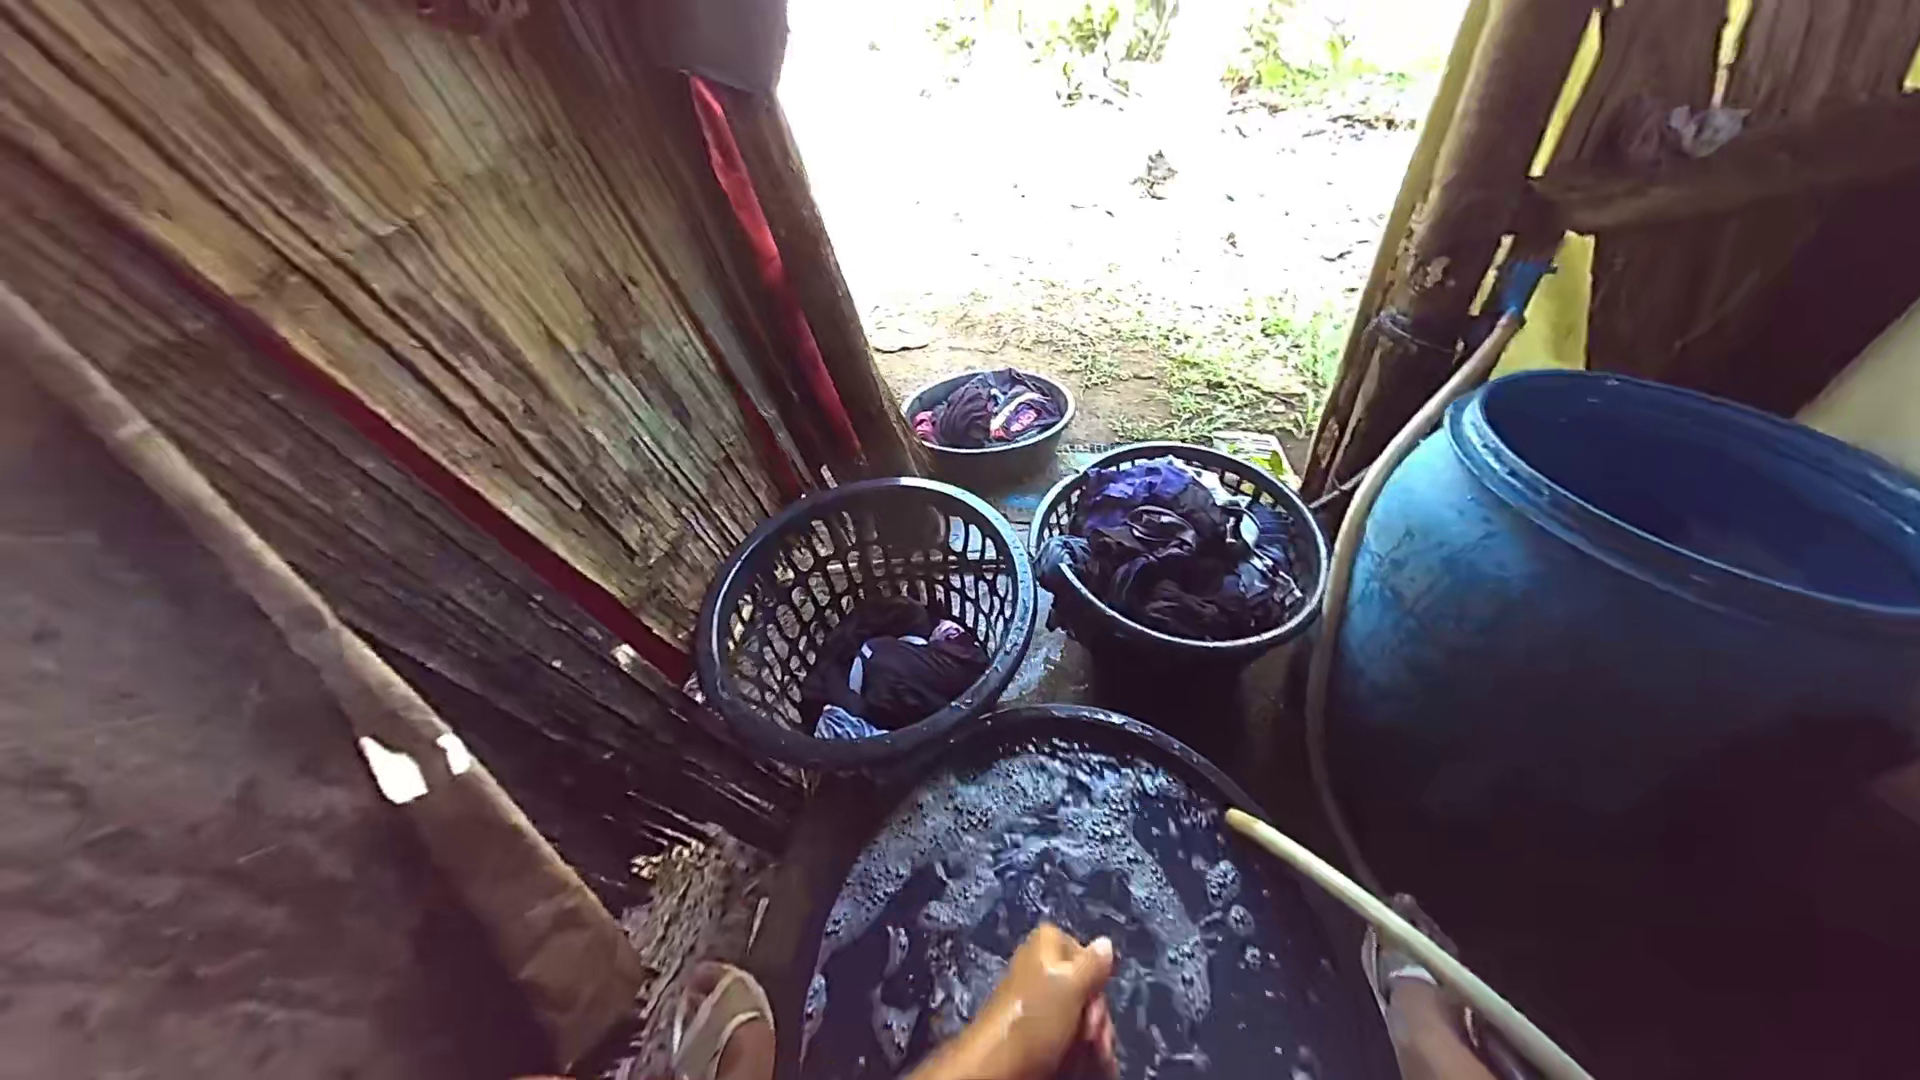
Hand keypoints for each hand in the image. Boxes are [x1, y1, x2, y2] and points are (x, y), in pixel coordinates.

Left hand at [909, 924, 1117, 1079]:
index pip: (1091, 959)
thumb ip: (1092, 965)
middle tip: (1091, 1039)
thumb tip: (1105, 942)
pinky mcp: (1038, 1030)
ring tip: (1088, 1060)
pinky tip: (1081, 1068)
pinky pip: (1069, 1038)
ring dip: (1092, 1043)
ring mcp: (1041, 1001)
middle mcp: (1043, 967)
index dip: (1097, 987)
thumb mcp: (1069, 986)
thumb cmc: (1033, 1018)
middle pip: (1088, 992)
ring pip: (1082, 1019)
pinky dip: (1079, 1054)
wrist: (997, 1066)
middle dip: (1096, 1019)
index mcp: (1047, 944)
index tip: (1092, 1008)